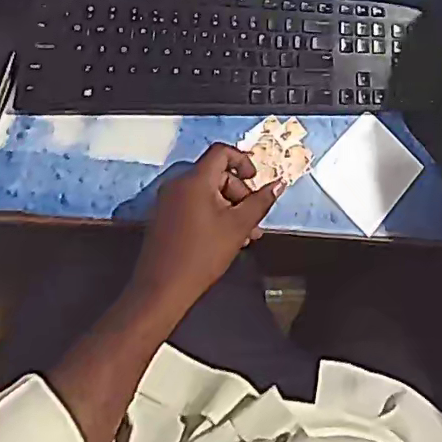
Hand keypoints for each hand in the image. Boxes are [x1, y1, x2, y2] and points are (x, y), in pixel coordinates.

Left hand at [128, 144, 282, 314]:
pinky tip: (224, 237)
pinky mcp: (163, 215)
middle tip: (253, 219)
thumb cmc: (202, 255)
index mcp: (195, 180)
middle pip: (216, 174)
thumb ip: (260, 202)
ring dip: (228, 206)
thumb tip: (279, 183)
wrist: (161, 289)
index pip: (221, 152)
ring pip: (206, 191)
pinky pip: (192, 203)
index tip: (255, 180)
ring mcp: (168, 199)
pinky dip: (211, 212)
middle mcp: (178, 183)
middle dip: (239, 193)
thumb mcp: (238, 226)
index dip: (243, 161)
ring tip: (244, 234)